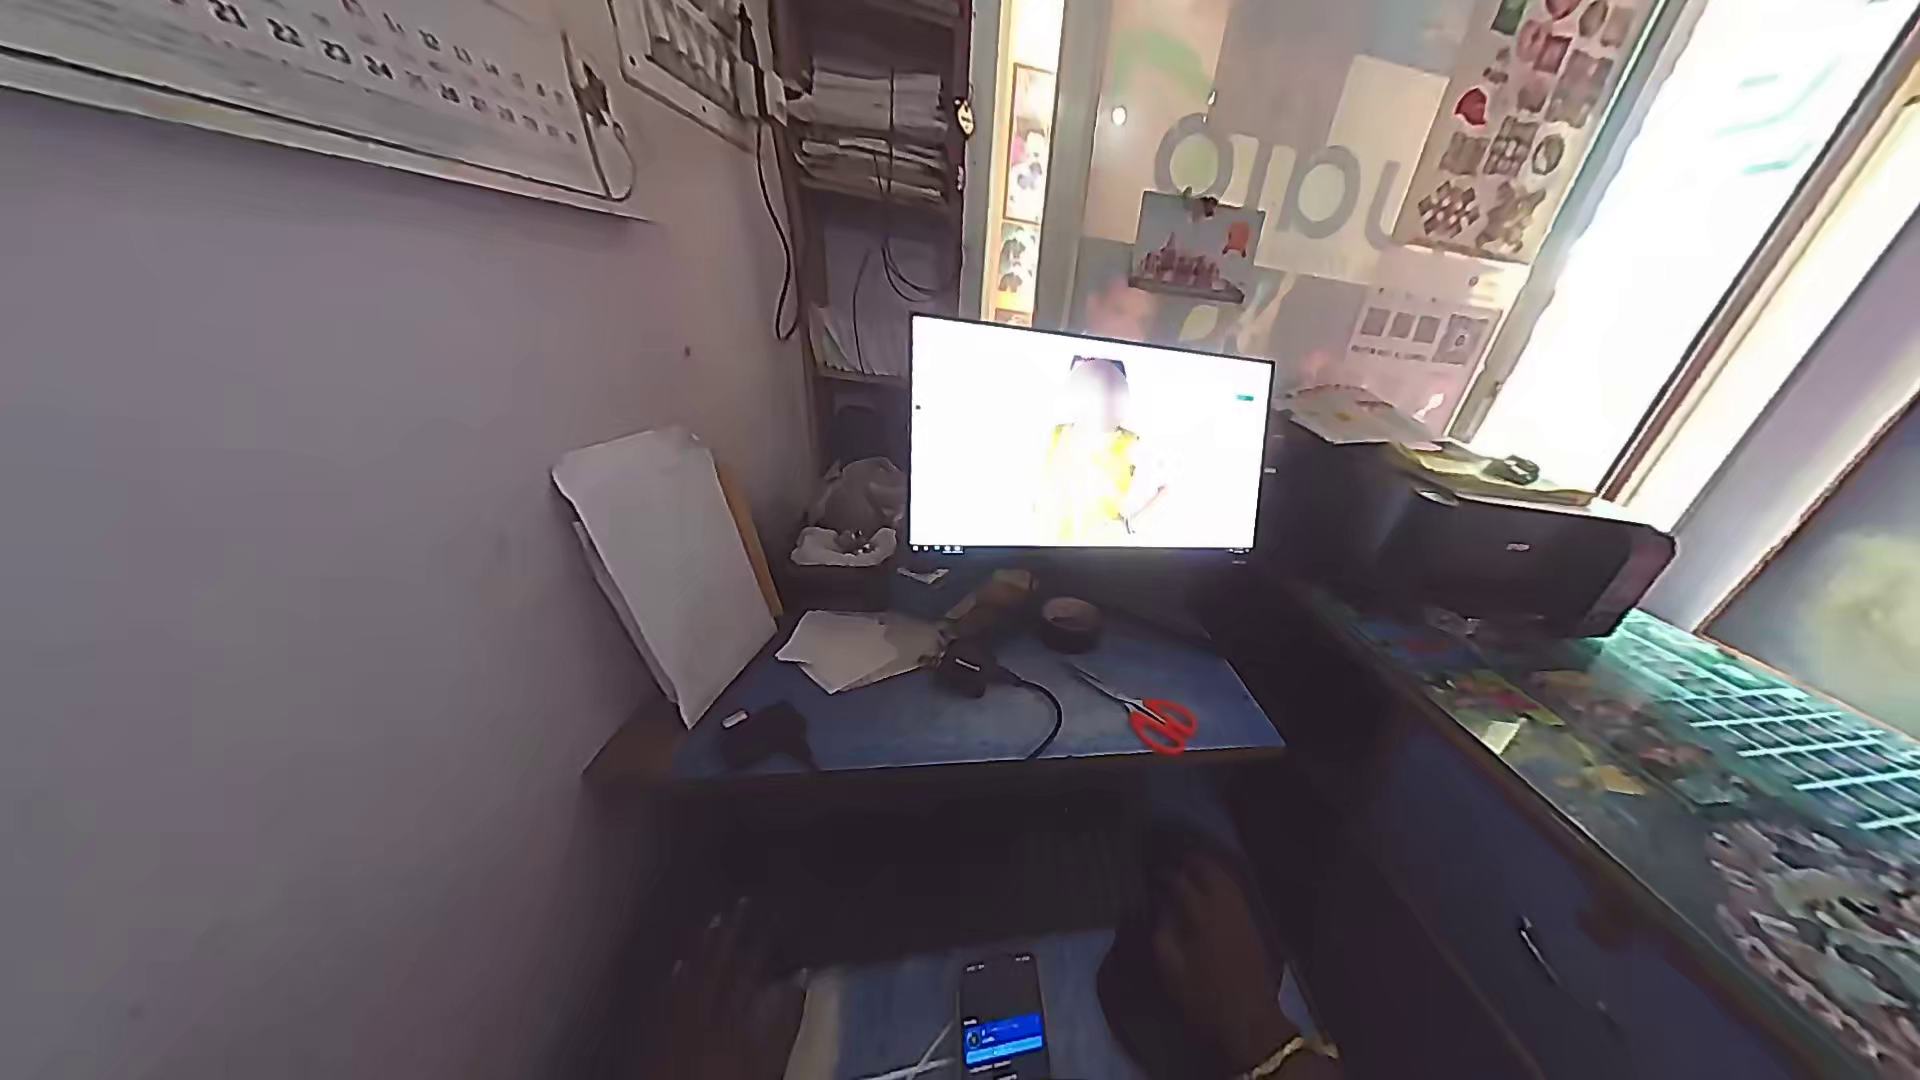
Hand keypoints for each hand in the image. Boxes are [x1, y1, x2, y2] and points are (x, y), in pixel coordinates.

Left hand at [648, 900, 803, 1079]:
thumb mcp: (772, 1055)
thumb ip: (788, 1015)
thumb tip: (801, 976)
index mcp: (737, 1009)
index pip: (755, 962)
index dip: (767, 935)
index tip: (775, 912)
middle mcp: (710, 1006)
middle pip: (724, 960)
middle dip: (735, 928)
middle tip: (743, 901)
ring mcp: (684, 1019)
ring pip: (697, 972)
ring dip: (706, 945)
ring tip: (714, 918)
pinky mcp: (664, 1036)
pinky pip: (671, 999)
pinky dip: (677, 979)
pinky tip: (679, 963)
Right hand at [1152, 855, 1296, 1073]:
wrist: (1250, 1023)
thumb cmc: (1206, 998)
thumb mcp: (1171, 970)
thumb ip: (1162, 933)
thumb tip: (1159, 908)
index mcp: (1202, 916)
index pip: (1180, 882)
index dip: (1164, 874)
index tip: (1151, 873)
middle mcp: (1223, 908)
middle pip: (1209, 870)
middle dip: (1190, 860)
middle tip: (1173, 859)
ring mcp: (1241, 915)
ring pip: (1225, 878)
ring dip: (1208, 868)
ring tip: (1191, 866)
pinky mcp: (1250, 926)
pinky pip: (1235, 892)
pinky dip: (1221, 881)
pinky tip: (1211, 886)